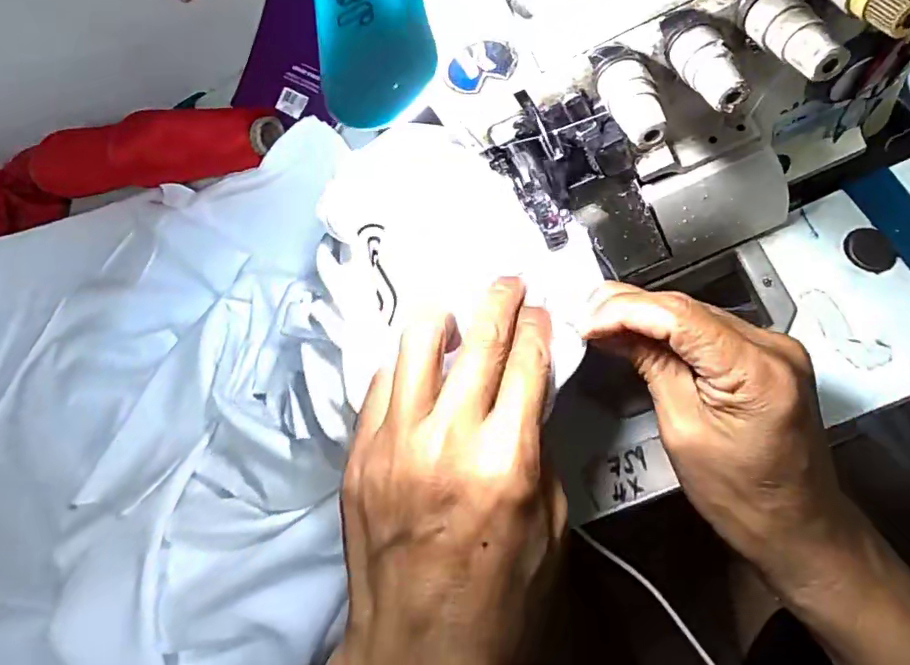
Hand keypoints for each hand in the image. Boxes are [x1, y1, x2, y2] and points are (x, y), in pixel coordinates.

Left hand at [337, 277, 567, 664]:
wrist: (418, 655)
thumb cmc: (500, 593)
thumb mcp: (551, 517)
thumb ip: (538, 442)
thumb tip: (530, 389)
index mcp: (507, 459)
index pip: (527, 360)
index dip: (539, 325)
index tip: (542, 310)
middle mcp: (448, 441)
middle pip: (480, 339)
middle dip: (501, 299)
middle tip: (510, 282)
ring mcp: (394, 447)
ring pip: (417, 345)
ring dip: (445, 317)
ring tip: (459, 309)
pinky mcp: (358, 459)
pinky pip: (381, 385)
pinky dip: (406, 361)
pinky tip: (423, 357)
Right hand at [581, 283, 860, 591]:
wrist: (797, 525)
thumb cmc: (747, 499)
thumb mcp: (685, 434)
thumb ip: (655, 369)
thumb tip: (619, 331)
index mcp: (758, 369)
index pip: (682, 316)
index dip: (629, 309)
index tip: (590, 317)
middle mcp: (774, 346)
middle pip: (691, 308)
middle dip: (635, 309)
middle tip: (589, 317)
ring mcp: (777, 345)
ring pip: (700, 313)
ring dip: (654, 316)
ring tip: (609, 324)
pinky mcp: (771, 352)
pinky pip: (716, 328)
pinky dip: (679, 329)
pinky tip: (649, 332)